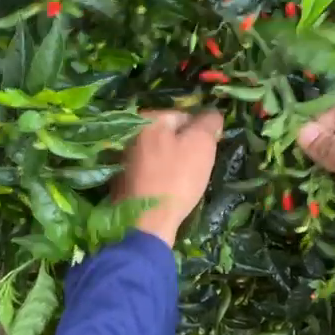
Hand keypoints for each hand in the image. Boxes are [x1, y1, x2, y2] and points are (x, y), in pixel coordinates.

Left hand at [114, 109, 222, 243]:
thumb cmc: (176, 178)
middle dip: (185, 148)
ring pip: (159, 154)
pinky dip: (160, 177)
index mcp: (147, 119)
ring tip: (183, 182)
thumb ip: (209, 122)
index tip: (207, 153)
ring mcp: (122, 158)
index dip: (201, 134)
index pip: (184, 116)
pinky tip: (168, 191)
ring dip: (173, 164)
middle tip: (196, 168)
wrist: (147, 221)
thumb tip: (213, 113)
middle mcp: (129, 134)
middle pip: (170, 135)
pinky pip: (149, 172)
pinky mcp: (121, 181)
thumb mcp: (201, 144)